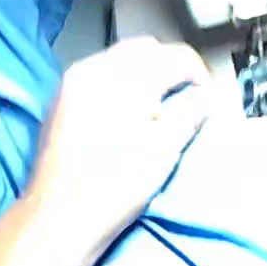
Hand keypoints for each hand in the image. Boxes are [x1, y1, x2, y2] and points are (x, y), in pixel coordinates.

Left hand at [24, 37, 215, 259]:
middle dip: (172, 68)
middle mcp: (96, 67)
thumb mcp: (165, 149)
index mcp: (126, 78)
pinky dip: (122, 80)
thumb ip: (191, 112)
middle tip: (186, 100)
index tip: (208, 100)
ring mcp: (74, 79)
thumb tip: (205, 95)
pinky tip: (129, 110)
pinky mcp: (63, 96)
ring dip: (147, 72)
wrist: (58, 216)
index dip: (201, 75)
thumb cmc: (116, 184)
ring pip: (122, 56)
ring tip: (158, 106)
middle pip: (148, 49)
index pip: (177, 57)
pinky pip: (101, 71)